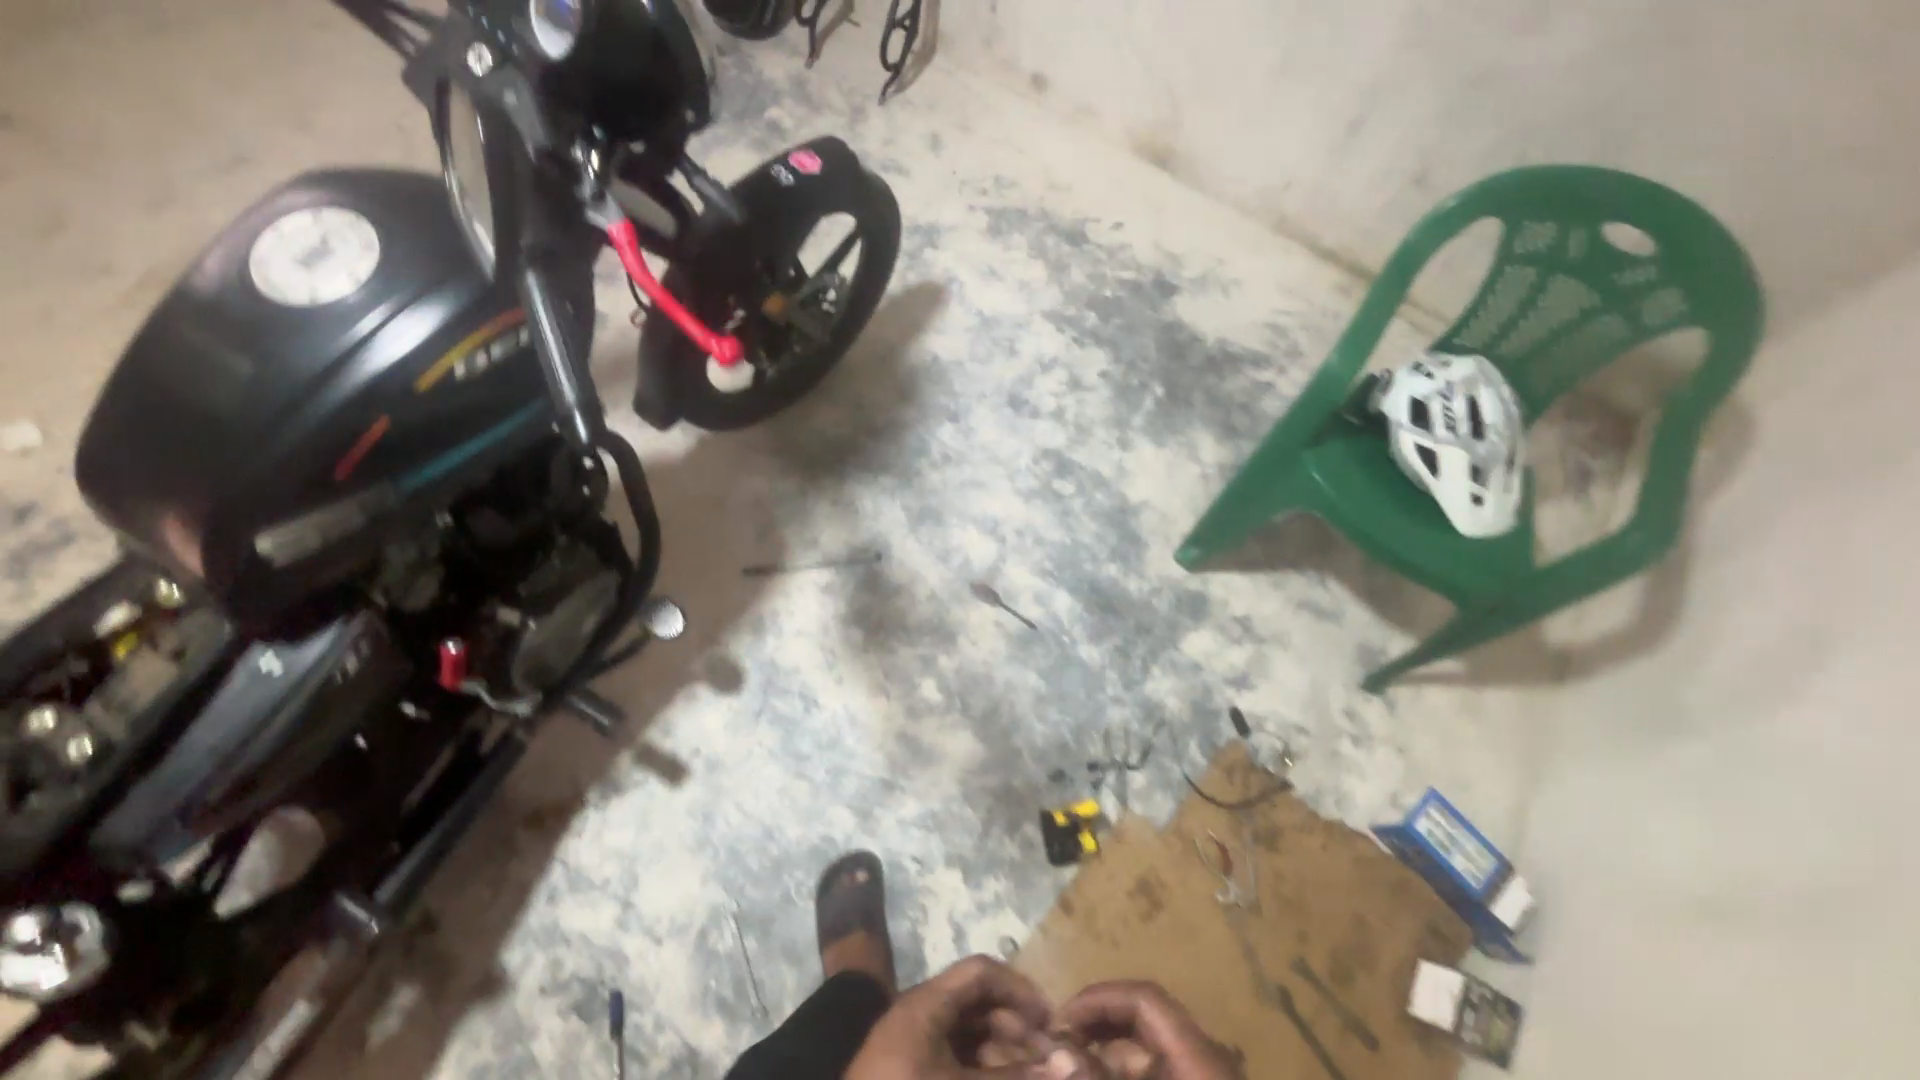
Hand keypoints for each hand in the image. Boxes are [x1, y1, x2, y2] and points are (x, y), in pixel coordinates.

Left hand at [847, 955, 1079, 1079]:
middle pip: (977, 1001)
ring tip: (1028, 1073)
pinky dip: (979, 1065)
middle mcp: (919, 1012)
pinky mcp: (909, 1068)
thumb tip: (1068, 1065)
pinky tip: (999, 1079)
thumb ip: (1013, 1076)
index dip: (1020, 990)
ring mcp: (912, 1041)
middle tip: (1047, 1057)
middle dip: (1015, 1024)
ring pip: (967, 1031)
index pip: (981, 972)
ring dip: (1000, 1048)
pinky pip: (953, 1053)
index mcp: (926, 1002)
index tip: (1051, 1022)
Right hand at [1059, 981, 1240, 1079]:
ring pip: (1152, 1044)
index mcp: (1195, 1051)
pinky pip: (1162, 1066)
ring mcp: (1203, 1073)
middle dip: (1100, 1019)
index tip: (1062, 1019)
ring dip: (1111, 1043)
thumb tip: (1056, 1051)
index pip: (1144, 998)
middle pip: (1147, 1015)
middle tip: (1061, 1037)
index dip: (1099, 999)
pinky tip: (1103, 1072)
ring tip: (1075, 1056)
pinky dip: (1129, 1067)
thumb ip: (1098, 1076)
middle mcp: (1203, 1054)